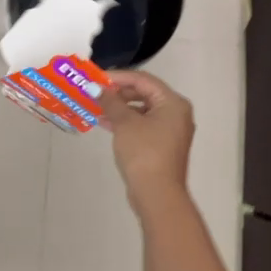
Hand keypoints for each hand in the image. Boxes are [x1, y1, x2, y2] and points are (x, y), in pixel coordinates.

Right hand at [99, 69, 195, 211]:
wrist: (157, 192)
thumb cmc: (143, 152)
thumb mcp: (124, 123)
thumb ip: (110, 102)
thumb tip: (96, 88)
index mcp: (172, 102)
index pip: (143, 80)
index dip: (117, 77)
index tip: (94, 78)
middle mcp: (176, 112)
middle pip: (144, 93)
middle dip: (118, 93)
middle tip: (94, 93)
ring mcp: (171, 130)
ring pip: (142, 110)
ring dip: (119, 108)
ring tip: (96, 108)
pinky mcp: (162, 144)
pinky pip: (143, 124)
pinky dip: (126, 122)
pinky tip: (106, 124)